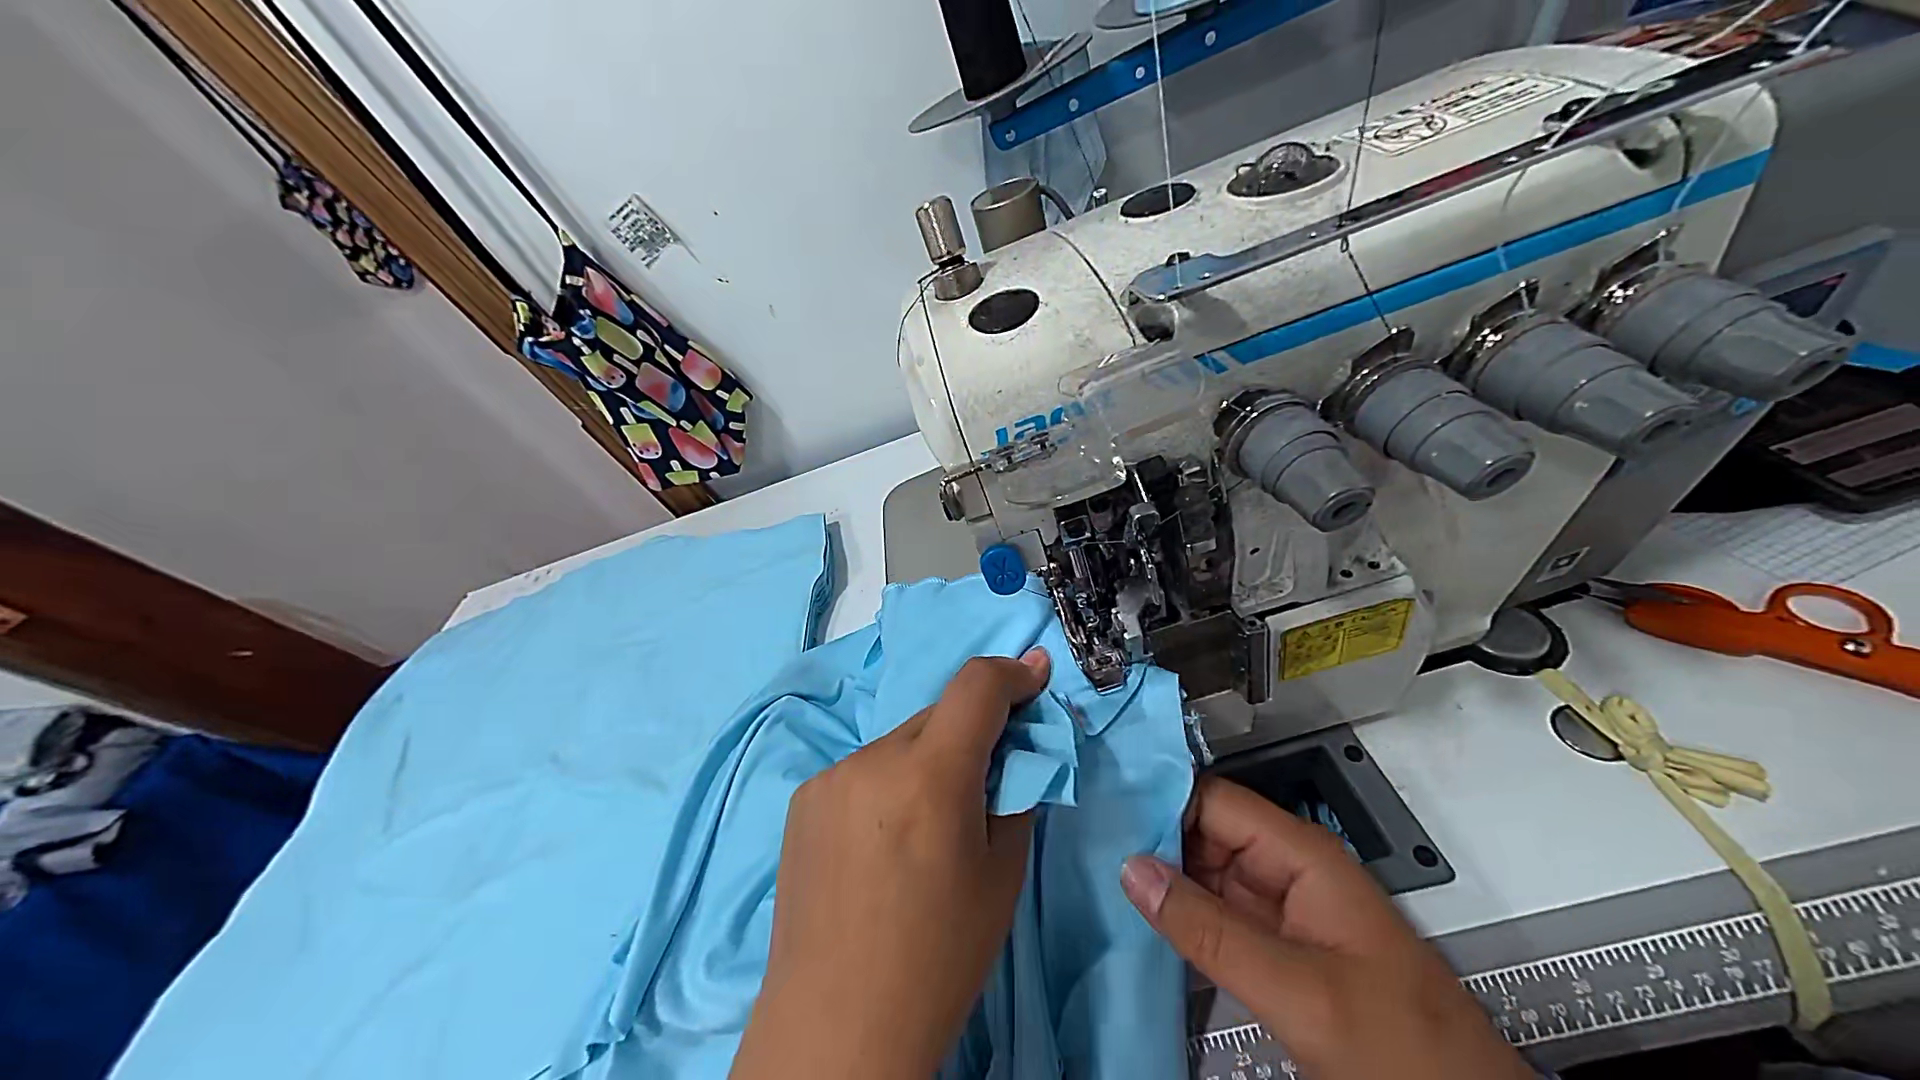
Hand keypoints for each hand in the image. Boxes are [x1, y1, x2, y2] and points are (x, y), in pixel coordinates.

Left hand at [731, 649, 1050, 1079]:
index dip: (1012, 673)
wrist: (838, 1024)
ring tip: (928, 826)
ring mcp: (830, 776)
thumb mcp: (1003, 872)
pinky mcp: (804, 797)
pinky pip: (865, 770)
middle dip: (972, 731)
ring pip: (900, 744)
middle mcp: (873, 759)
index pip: (976, 685)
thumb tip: (1014, 747)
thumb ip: (1013, 791)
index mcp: (929, 775)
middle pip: (938, 715)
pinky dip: (888, 784)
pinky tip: (884, 841)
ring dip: (926, 762)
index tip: (1035, 679)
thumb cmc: (939, 956)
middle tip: (988, 778)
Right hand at [1121, 777, 1531, 1079]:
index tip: (1105, 807)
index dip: (1161, 799)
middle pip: (1204, 832)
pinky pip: (1212, 915)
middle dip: (1150, 837)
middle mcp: (1286, 870)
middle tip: (1089, 845)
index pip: (1214, 801)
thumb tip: (1133, 870)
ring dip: (1159, 877)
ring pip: (1203, 873)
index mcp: (1301, 855)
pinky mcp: (1272, 947)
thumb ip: (1210, 929)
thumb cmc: (1401, 1046)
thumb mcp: (1300, 990)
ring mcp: (1278, 910)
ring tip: (1099, 874)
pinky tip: (1138, 918)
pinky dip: (1177, 914)